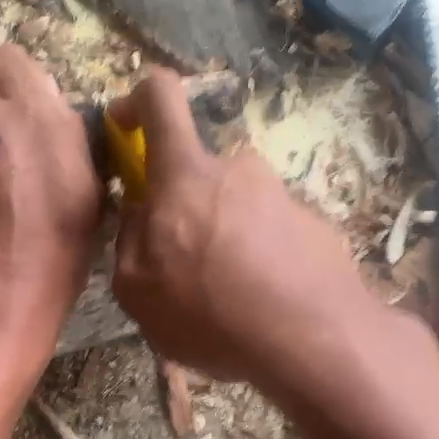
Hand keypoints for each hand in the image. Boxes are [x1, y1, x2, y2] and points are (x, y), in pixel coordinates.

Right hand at [110, 69, 438, 398]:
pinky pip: (267, 233)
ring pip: (232, 207)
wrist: (314, 340)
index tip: (124, 127)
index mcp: (185, 175)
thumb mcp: (136, 290)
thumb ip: (128, 240)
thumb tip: (138, 211)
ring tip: (222, 300)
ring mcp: (280, 195)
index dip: (136, 101)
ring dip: (220, 241)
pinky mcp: (313, 225)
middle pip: (195, 173)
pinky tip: (258, 306)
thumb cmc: (210, 313)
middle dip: (181, 211)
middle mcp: (236, 169)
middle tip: (179, 270)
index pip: (160, 97)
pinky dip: (255, 260)